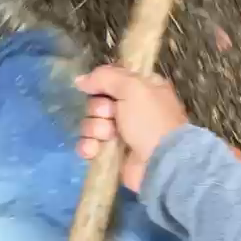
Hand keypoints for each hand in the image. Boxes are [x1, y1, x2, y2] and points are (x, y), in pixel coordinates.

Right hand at [73, 65, 189, 191]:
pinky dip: (88, 146)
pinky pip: (88, 144)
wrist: (160, 162)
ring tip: (110, 136)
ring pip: (90, 123)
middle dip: (100, 110)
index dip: (102, 84)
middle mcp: (130, 109)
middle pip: (96, 102)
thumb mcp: (132, 87)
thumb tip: (79, 80)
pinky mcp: (110, 152)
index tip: (100, 90)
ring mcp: (119, 132)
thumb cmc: (150, 120)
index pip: (111, 79)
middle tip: (112, 116)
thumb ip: (105, 77)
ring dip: (96, 129)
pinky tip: (95, 150)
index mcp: (141, 89)